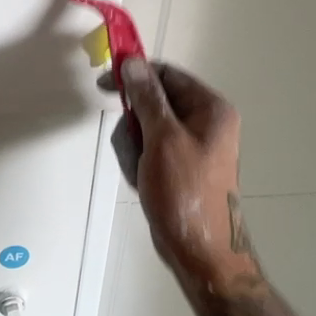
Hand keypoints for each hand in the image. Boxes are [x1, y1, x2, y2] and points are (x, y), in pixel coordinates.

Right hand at [112, 58, 257, 289]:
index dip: (135, 75)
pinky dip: (139, 162)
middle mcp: (204, 121)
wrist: (199, 252)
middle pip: (152, 101)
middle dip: (135, 124)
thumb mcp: (162, 139)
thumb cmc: (185, 191)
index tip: (104, 83)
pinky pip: (148, 149)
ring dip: (134, 147)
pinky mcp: (178, 165)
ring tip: (142, 171)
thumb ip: (146, 98)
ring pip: (144, 127)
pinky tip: (144, 181)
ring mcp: (191, 145)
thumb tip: (132, 63)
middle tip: (135, 146)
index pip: (166, 75)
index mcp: (210, 108)